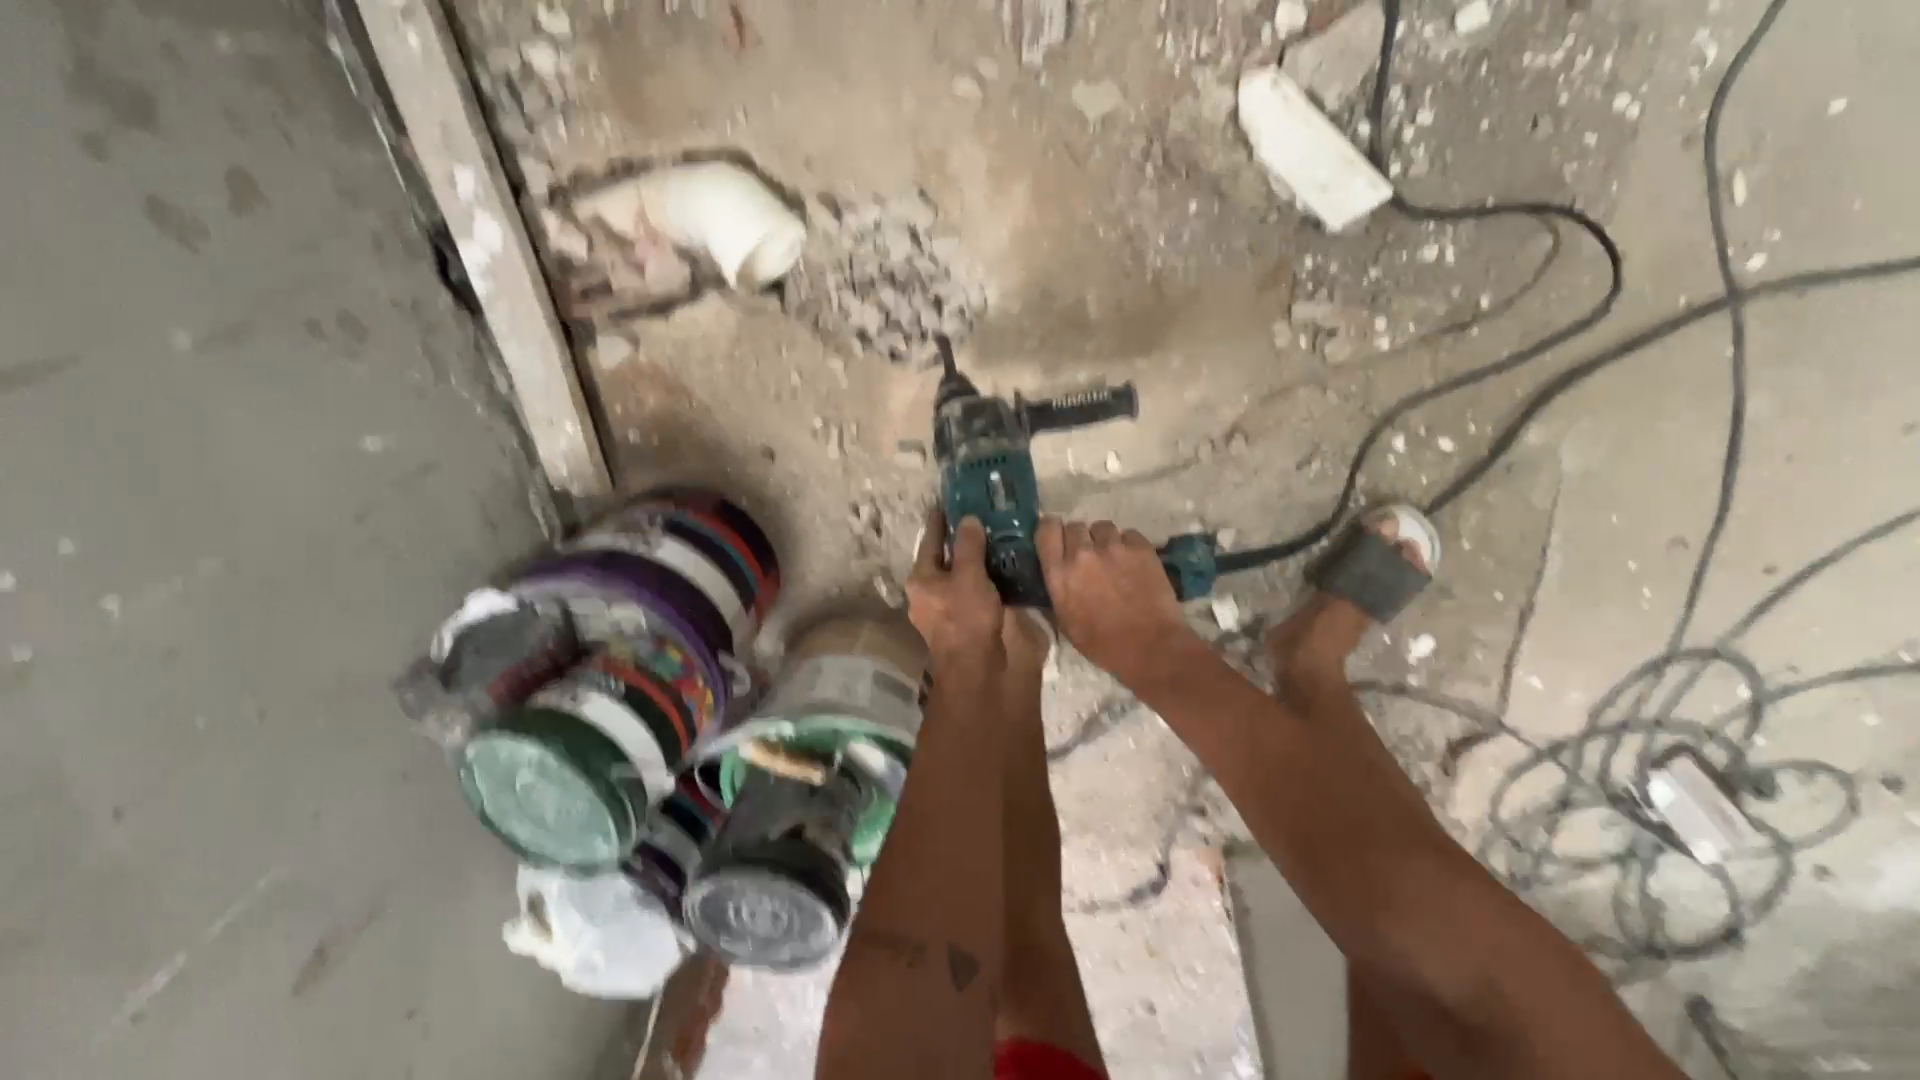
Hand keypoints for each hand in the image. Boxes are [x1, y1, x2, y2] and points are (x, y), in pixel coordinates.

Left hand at [907, 511, 1005, 669]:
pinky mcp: (976, 621)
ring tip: (1002, 534)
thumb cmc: (967, 618)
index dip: (940, 522)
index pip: (930, 543)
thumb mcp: (967, 575)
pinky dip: (994, 578)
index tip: (949, 502)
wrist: (983, 668)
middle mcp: (933, 595)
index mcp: (921, 581)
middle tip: (984, 515)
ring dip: (982, 560)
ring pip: (967, 576)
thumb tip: (968, 520)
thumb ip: (968, 545)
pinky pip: (983, 591)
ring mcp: (954, 610)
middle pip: (948, 560)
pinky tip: (1011, 564)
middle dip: (964, 541)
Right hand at [1036, 516, 1199, 686]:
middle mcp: (1082, 553)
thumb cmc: (1103, 644)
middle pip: (1075, 526)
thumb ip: (1058, 591)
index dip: (1051, 529)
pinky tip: (1134, 563)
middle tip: (1088, 557)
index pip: (1046, 530)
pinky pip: (1129, 534)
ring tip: (1113, 558)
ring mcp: (1114, 547)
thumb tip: (1057, 576)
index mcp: (1059, 574)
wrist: (1150, 646)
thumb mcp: (1066, 622)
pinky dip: (1129, 545)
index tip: (1057, 537)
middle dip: (1079, 538)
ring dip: (1104, 540)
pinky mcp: (1141, 548)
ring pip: (1102, 527)